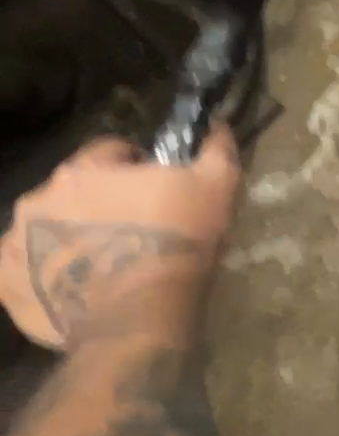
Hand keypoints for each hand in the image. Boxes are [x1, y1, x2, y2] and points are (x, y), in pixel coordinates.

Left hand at [0, 127, 240, 350]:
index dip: (136, 160)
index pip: (107, 149)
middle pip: (73, 188)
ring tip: (109, 252)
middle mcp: (36, 201)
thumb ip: (214, 147)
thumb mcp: (219, 182)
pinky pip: (26, 264)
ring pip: (47, 226)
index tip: (157, 179)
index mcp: (84, 172)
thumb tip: (213, 127)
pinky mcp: (2, 283)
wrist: (140, 308)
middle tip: (136, 218)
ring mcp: (11, 245)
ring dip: (72, 231)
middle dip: (100, 197)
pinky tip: (85, 276)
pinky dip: (51, 265)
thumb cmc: (180, 235)